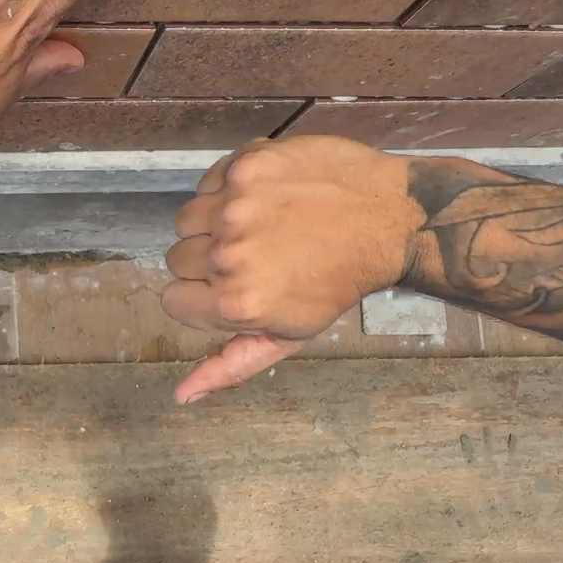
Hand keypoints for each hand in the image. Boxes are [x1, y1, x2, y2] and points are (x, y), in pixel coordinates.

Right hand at [161, 136, 424, 403]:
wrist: (389, 219)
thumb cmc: (334, 285)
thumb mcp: (286, 337)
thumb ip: (229, 367)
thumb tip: (181, 396)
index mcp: (236, 303)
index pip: (172, 300)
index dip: (200, 295)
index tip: (232, 286)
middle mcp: (228, 255)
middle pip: (177, 258)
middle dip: (207, 259)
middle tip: (254, 254)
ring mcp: (236, 207)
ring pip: (187, 219)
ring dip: (212, 222)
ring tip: (257, 225)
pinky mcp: (246, 166)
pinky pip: (208, 182)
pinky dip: (226, 188)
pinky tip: (263, 198)